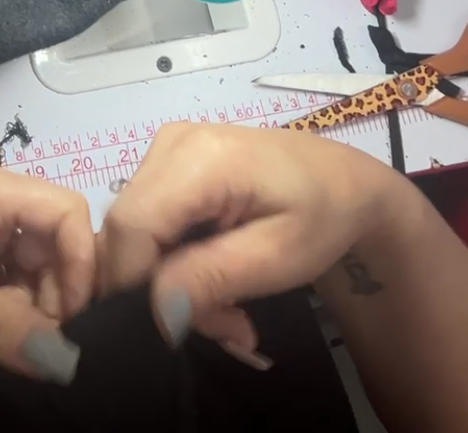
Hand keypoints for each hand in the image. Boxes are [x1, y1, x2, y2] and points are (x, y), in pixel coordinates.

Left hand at [0, 161, 94, 382]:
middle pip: (52, 237)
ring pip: (28, 259)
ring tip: (1, 335)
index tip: (69, 322)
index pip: (67, 211)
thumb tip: (65, 362)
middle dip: (54, 290)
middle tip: (33, 340)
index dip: (81, 264)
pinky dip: (2, 301)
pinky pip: (0, 270)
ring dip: (27, 301)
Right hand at [97, 122, 419, 357]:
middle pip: (128, 227)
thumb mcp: (279, 259)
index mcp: (199, 157)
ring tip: (225, 303)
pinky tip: (209, 269)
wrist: (339, 179)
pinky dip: (170, 254)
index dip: (136, 281)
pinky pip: (145, 217)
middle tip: (223, 322)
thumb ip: (212, 278)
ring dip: (169, 276)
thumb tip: (156, 309)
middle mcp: (169, 142)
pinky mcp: (164, 159)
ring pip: (133, 228)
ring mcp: (163, 146)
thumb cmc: (321, 216)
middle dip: (160, 286)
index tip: (180, 324)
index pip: (131, 224)